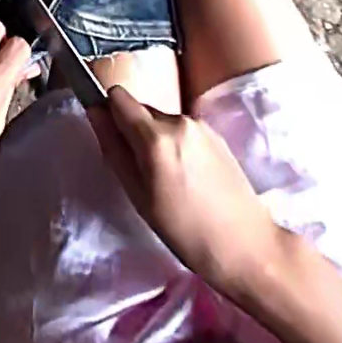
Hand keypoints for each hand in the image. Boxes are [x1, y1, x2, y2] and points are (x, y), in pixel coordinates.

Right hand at [88, 85, 285, 291]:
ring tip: (169, 178)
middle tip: (142, 170)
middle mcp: (177, 120)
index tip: (113, 137)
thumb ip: (113, 149)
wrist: (247, 246)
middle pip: (140, 109)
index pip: (118, 96)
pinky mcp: (215, 133)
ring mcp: (199, 125)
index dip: (109, 112)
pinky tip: (189, 176)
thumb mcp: (138, 196)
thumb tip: (95, 113)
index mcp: (155, 136)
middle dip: (133, 130)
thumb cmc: (185, 230)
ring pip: (161, 120)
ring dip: (155, 138)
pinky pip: (181, 129)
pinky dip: (176, 144)